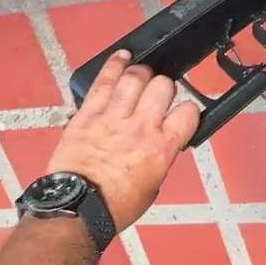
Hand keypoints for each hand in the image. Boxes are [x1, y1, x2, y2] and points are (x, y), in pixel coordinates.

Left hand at [43, 52, 199, 229]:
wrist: (76, 208)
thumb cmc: (117, 205)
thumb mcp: (153, 184)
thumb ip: (160, 156)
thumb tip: (159, 142)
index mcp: (162, 148)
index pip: (188, 113)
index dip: (188, 111)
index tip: (182, 114)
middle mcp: (141, 127)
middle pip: (162, 87)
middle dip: (165, 86)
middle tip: (159, 93)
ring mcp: (113, 117)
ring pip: (134, 78)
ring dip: (142, 72)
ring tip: (142, 73)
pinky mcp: (87, 114)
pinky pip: (103, 82)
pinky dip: (114, 65)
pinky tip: (122, 56)